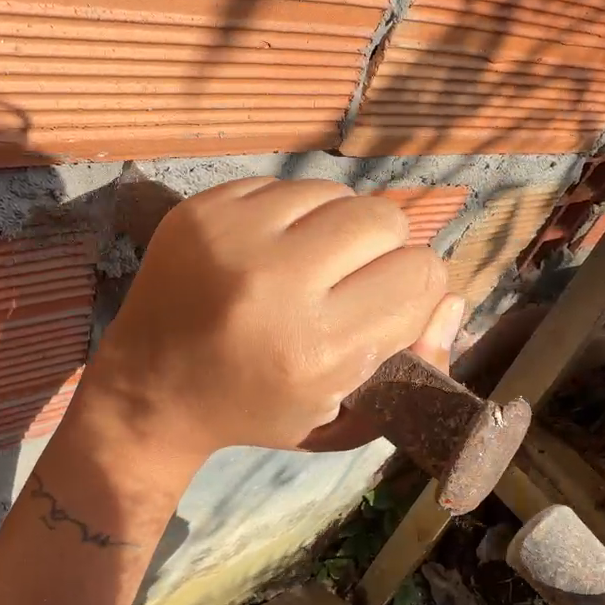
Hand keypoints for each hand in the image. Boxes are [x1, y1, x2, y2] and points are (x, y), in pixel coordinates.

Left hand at [86, 177, 458, 460]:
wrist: (150, 390)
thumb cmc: (255, 413)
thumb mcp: (343, 420)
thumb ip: (414, 369)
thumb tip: (454, 299)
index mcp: (317, 347)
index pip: (422, 276)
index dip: (416, 294)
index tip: (387, 312)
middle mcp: (277, 282)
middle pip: (387, 220)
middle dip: (382, 254)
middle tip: (349, 285)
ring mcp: (234, 235)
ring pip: (339, 193)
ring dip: (337, 229)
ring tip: (309, 266)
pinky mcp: (204, 207)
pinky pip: (287, 184)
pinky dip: (292, 216)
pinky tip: (269, 251)